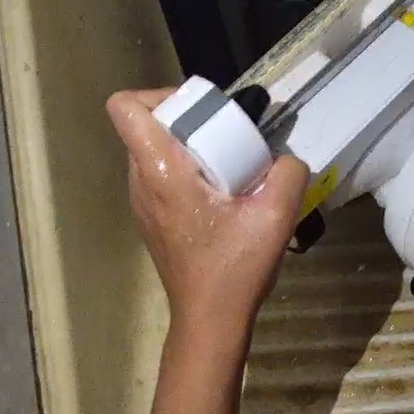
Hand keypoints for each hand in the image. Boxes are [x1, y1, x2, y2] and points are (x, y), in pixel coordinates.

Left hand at [106, 89, 309, 334]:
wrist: (210, 319)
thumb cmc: (235, 269)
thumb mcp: (276, 217)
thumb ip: (288, 174)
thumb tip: (284, 160)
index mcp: (161, 172)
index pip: (125, 107)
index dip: (158, 94)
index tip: (200, 112)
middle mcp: (141, 182)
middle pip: (145, 125)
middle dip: (187, 120)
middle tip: (227, 139)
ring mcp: (141, 202)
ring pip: (154, 150)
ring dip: (188, 147)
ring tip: (228, 167)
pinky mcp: (151, 219)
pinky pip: (161, 175)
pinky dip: (187, 171)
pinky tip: (221, 196)